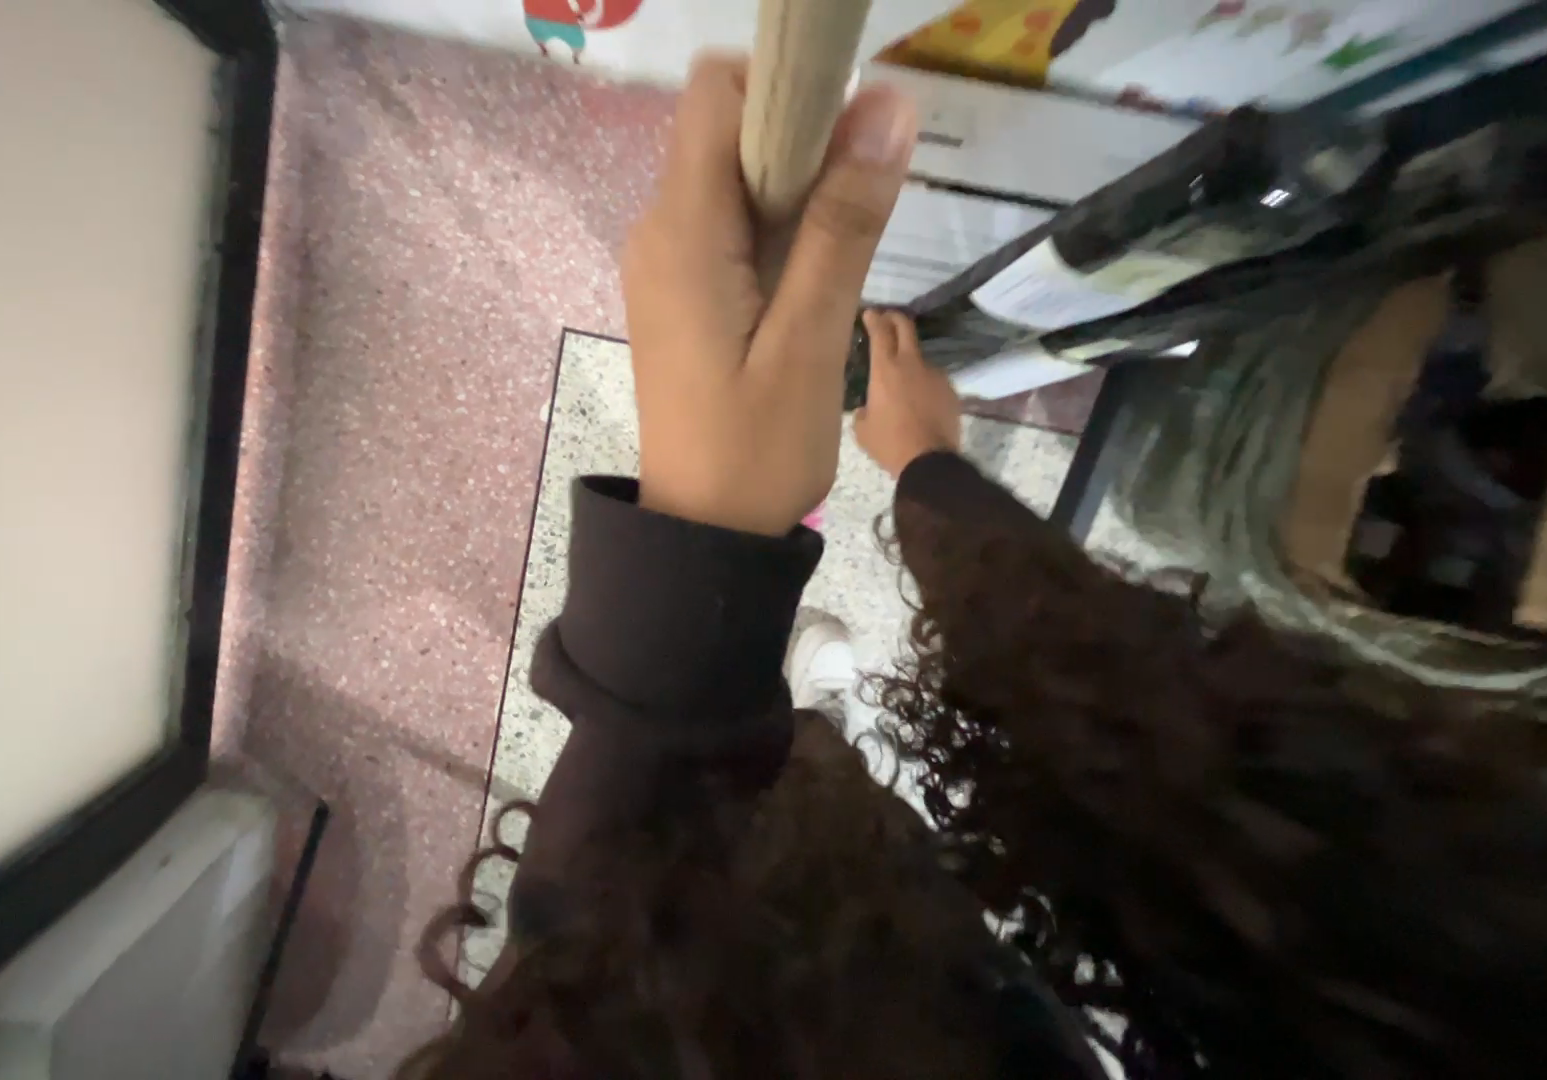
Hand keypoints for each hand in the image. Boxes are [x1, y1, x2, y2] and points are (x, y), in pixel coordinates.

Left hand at [623, 53, 916, 535]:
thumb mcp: (810, 341)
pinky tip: (798, 299)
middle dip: (801, 155)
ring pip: (735, 185)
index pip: (719, 93)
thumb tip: (887, 103)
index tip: (845, 144)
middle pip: (731, 134)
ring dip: (794, 205)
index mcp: (681, 233)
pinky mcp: (678, 297)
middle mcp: (658, 233)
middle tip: (847, 235)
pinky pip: (727, 233)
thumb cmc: (756, 451)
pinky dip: (772, 242)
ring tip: (823, 282)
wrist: (702, 532)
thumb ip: (844, 225)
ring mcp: (663, 267)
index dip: (787, 90)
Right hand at [852, 310, 960, 477]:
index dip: (874, 319)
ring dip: (910, 360)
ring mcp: (935, 375)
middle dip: (895, 319)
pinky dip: (924, 383)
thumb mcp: (863, 429)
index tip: (870, 313)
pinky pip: (933, 379)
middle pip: (905, 328)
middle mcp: (911, 364)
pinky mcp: (950, 390)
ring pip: (920, 358)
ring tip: (903, 376)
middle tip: (888, 318)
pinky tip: (919, 400)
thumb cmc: (889, 444)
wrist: (929, 460)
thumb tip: (866, 408)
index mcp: (885, 370)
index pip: (880, 332)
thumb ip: (862, 411)